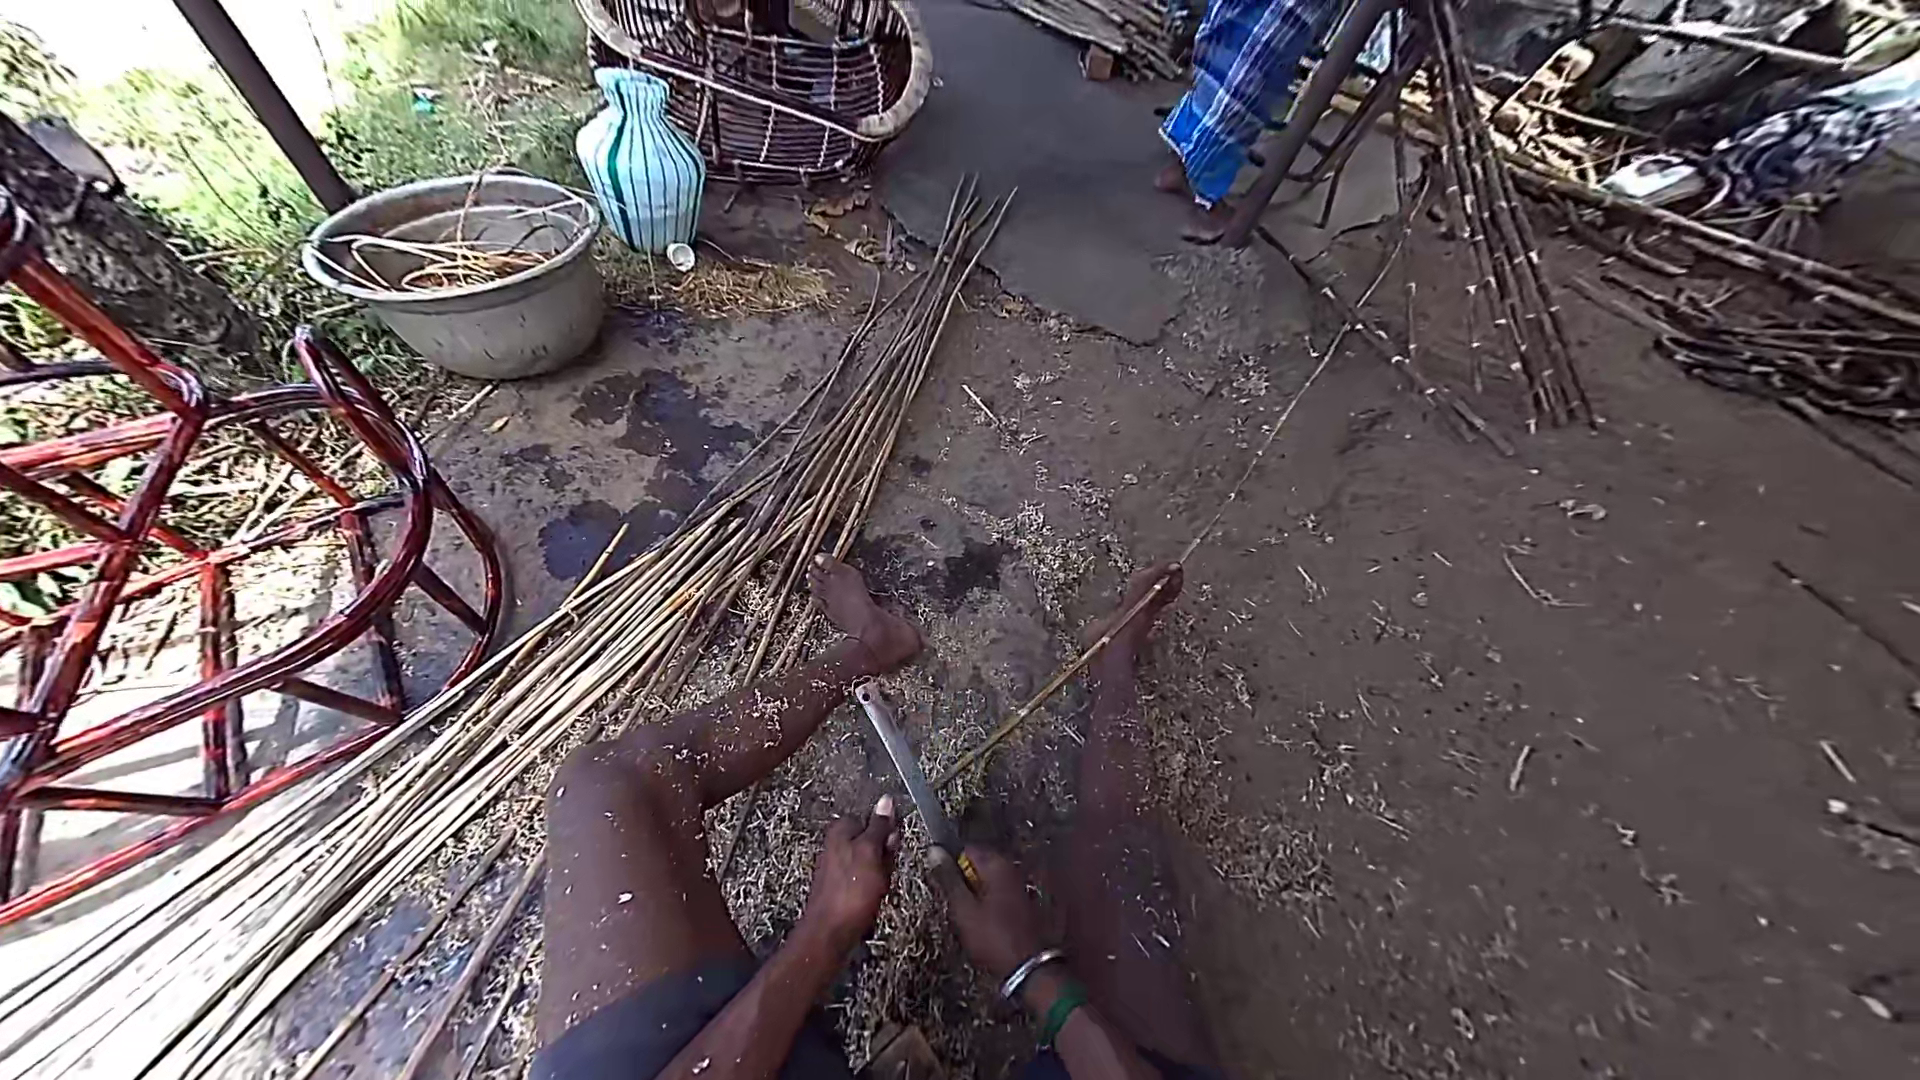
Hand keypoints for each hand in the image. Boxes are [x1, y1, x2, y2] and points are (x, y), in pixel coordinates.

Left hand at [799, 796, 897, 952]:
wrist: (829, 936)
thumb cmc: (850, 892)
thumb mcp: (870, 851)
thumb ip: (879, 825)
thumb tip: (886, 800)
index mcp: (842, 829)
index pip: (875, 819)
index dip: (887, 834)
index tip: (890, 847)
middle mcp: (838, 845)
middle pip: (875, 842)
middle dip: (885, 858)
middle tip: (882, 873)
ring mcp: (840, 868)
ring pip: (874, 865)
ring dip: (882, 877)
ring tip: (876, 892)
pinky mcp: (843, 888)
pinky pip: (867, 882)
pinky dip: (873, 891)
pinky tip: (871, 902)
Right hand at [927, 844, 1044, 982]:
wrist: (1029, 970)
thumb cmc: (993, 938)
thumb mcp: (963, 908)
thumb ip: (948, 878)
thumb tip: (934, 850)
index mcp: (996, 863)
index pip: (966, 849)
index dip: (951, 865)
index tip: (945, 888)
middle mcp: (1011, 868)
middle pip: (978, 864)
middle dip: (964, 882)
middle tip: (957, 907)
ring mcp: (1019, 885)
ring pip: (987, 881)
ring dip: (976, 895)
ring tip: (969, 920)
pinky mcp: (1023, 903)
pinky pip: (998, 895)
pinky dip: (988, 904)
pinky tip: (985, 926)